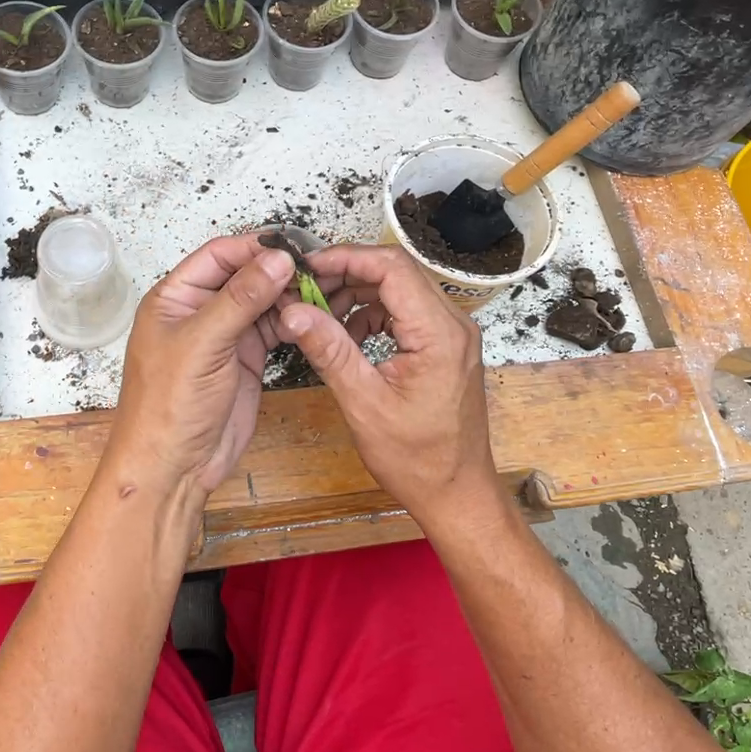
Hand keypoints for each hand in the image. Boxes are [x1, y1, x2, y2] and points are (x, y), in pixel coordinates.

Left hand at [105, 234, 293, 494]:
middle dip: (276, 270)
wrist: (173, 467)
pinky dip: (290, 321)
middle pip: (243, 276)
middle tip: (314, 268)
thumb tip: (276, 259)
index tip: (292, 245)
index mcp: (174, 298)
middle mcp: (198, 312)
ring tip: (319, 290)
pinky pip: (271, 329)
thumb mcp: (202, 344)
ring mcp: (224, 337)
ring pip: (261, 302)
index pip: (218, 256)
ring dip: (288, 295)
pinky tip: (309, 316)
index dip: (254, 247)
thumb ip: (240, 299)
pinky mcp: (244, 360)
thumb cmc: (167, 407)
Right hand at [277, 244, 503, 527]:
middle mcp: (453, 325)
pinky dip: (373, 314)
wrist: (456, 493)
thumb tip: (293, 312)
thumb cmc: (419, 460)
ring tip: (320, 314)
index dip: (346, 259)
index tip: (308, 267)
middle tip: (306, 288)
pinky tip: (348, 336)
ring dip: (358, 294)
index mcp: (439, 334)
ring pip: (399, 289)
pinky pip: (405, 311)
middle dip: (347, 273)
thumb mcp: (364, 404)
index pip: (392, 268)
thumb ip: (330, 351)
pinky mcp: (444, 346)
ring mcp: (452, 335)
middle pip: (396, 272)